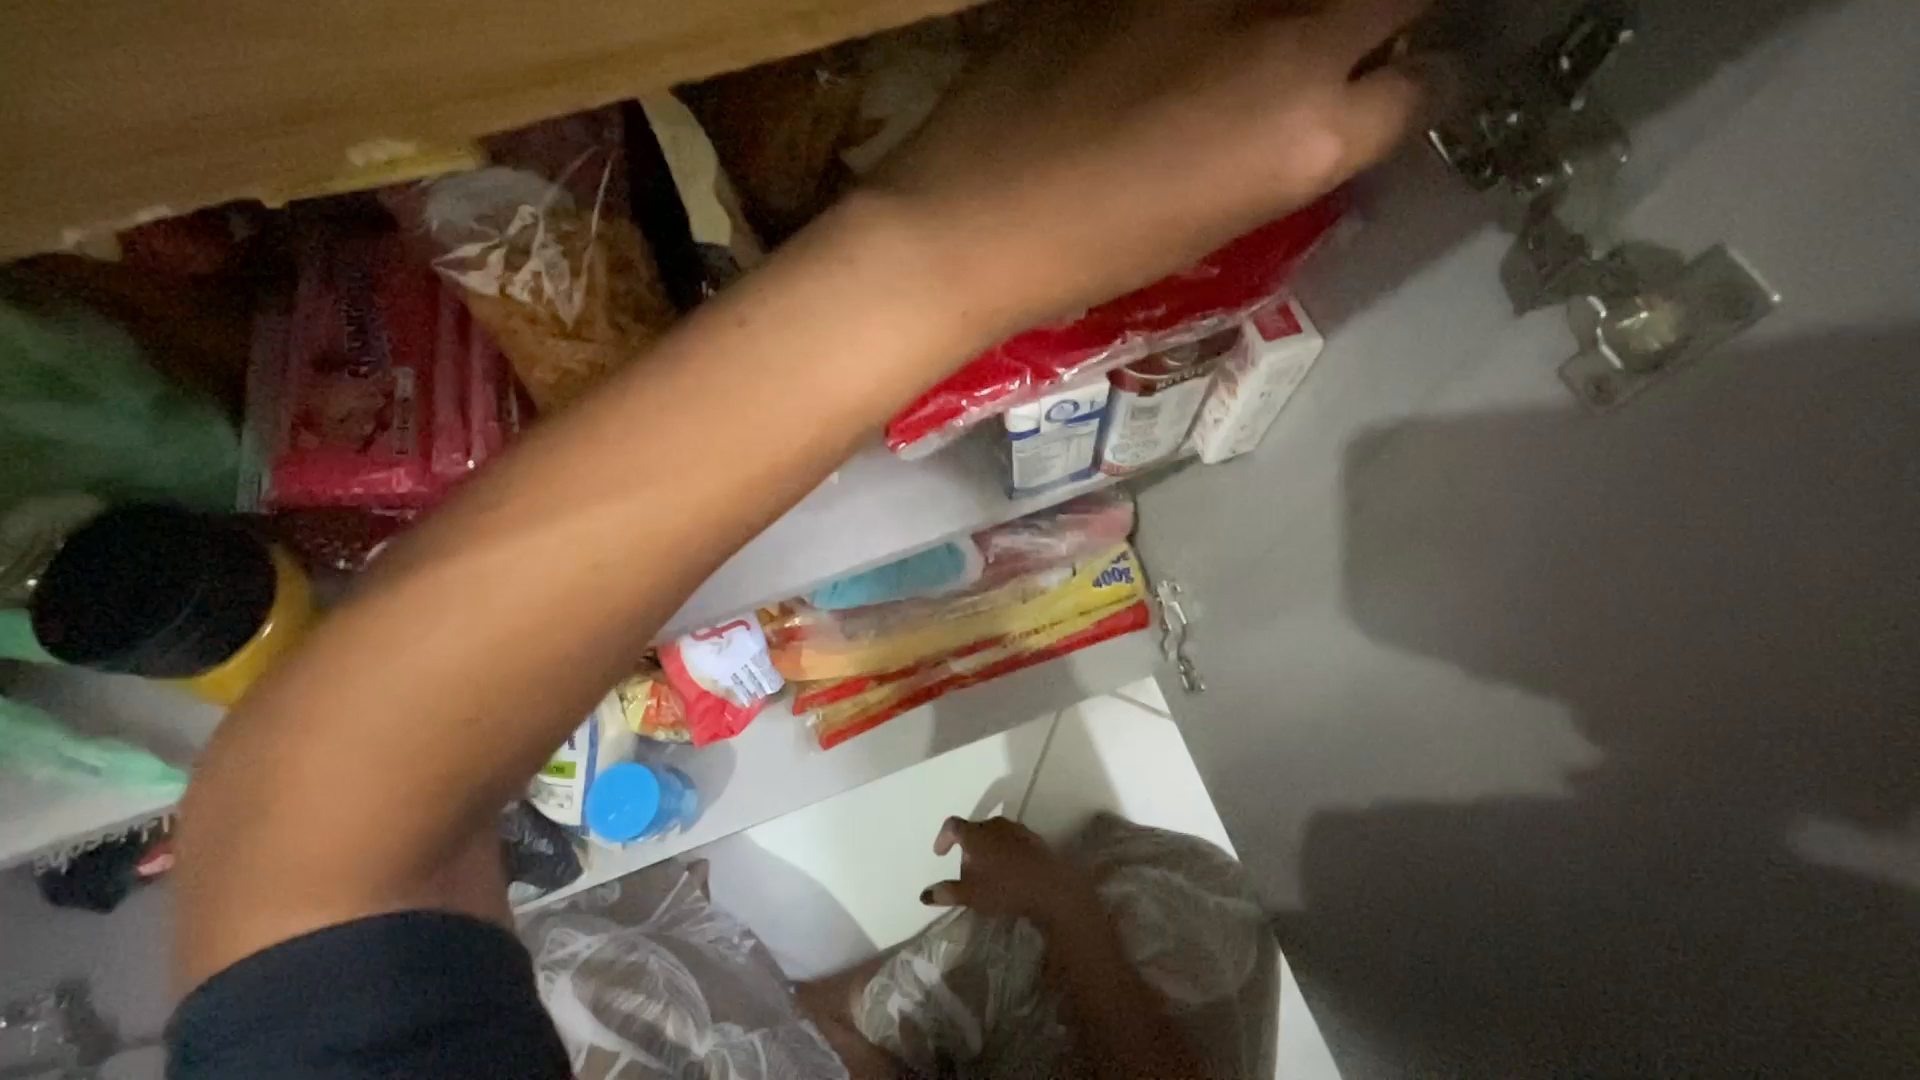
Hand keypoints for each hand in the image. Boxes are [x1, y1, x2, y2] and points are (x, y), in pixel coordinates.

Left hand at [872, 0, 1433, 331]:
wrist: (972, 221)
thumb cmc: (1092, 257)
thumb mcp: (1213, 225)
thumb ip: (1284, 156)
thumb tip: (1323, 114)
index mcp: (1308, 139)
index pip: (1426, 86)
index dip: (1418, 88)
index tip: (1395, 90)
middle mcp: (1288, 41)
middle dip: (1390, 15)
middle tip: (1349, 40)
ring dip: (1301, 11)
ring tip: (1261, 47)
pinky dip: (1217, 12)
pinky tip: (1187, 40)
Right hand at [920, 816, 1098, 927]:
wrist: (1049, 887)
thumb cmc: (1003, 888)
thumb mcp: (970, 895)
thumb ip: (946, 893)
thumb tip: (924, 895)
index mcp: (975, 835)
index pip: (952, 826)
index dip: (943, 837)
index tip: (940, 853)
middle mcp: (995, 825)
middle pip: (974, 830)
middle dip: (967, 847)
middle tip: (967, 870)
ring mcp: (1017, 829)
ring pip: (995, 834)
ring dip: (987, 848)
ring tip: (989, 871)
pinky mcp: (1034, 839)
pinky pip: (1012, 840)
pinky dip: (1005, 851)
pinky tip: (1010, 871)